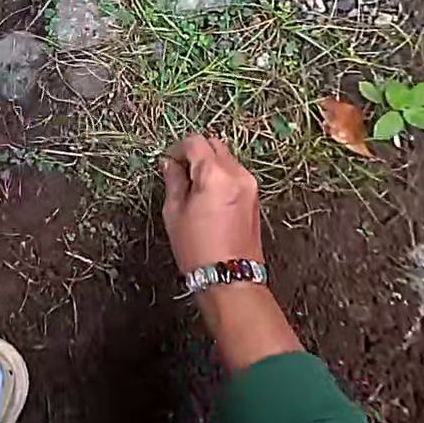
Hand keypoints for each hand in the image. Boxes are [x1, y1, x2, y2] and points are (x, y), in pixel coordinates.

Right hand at [161, 134, 301, 372]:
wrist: (230, 279)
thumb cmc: (198, 250)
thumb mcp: (174, 213)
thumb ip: (173, 181)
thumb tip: (169, 164)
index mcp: (214, 174)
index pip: (195, 142)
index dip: (177, 149)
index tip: (168, 162)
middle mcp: (236, 173)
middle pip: (213, 144)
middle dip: (195, 153)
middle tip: (179, 172)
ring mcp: (249, 184)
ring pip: (225, 157)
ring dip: (209, 164)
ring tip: (194, 188)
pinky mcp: (255, 195)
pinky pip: (235, 173)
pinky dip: (221, 175)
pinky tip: (209, 197)